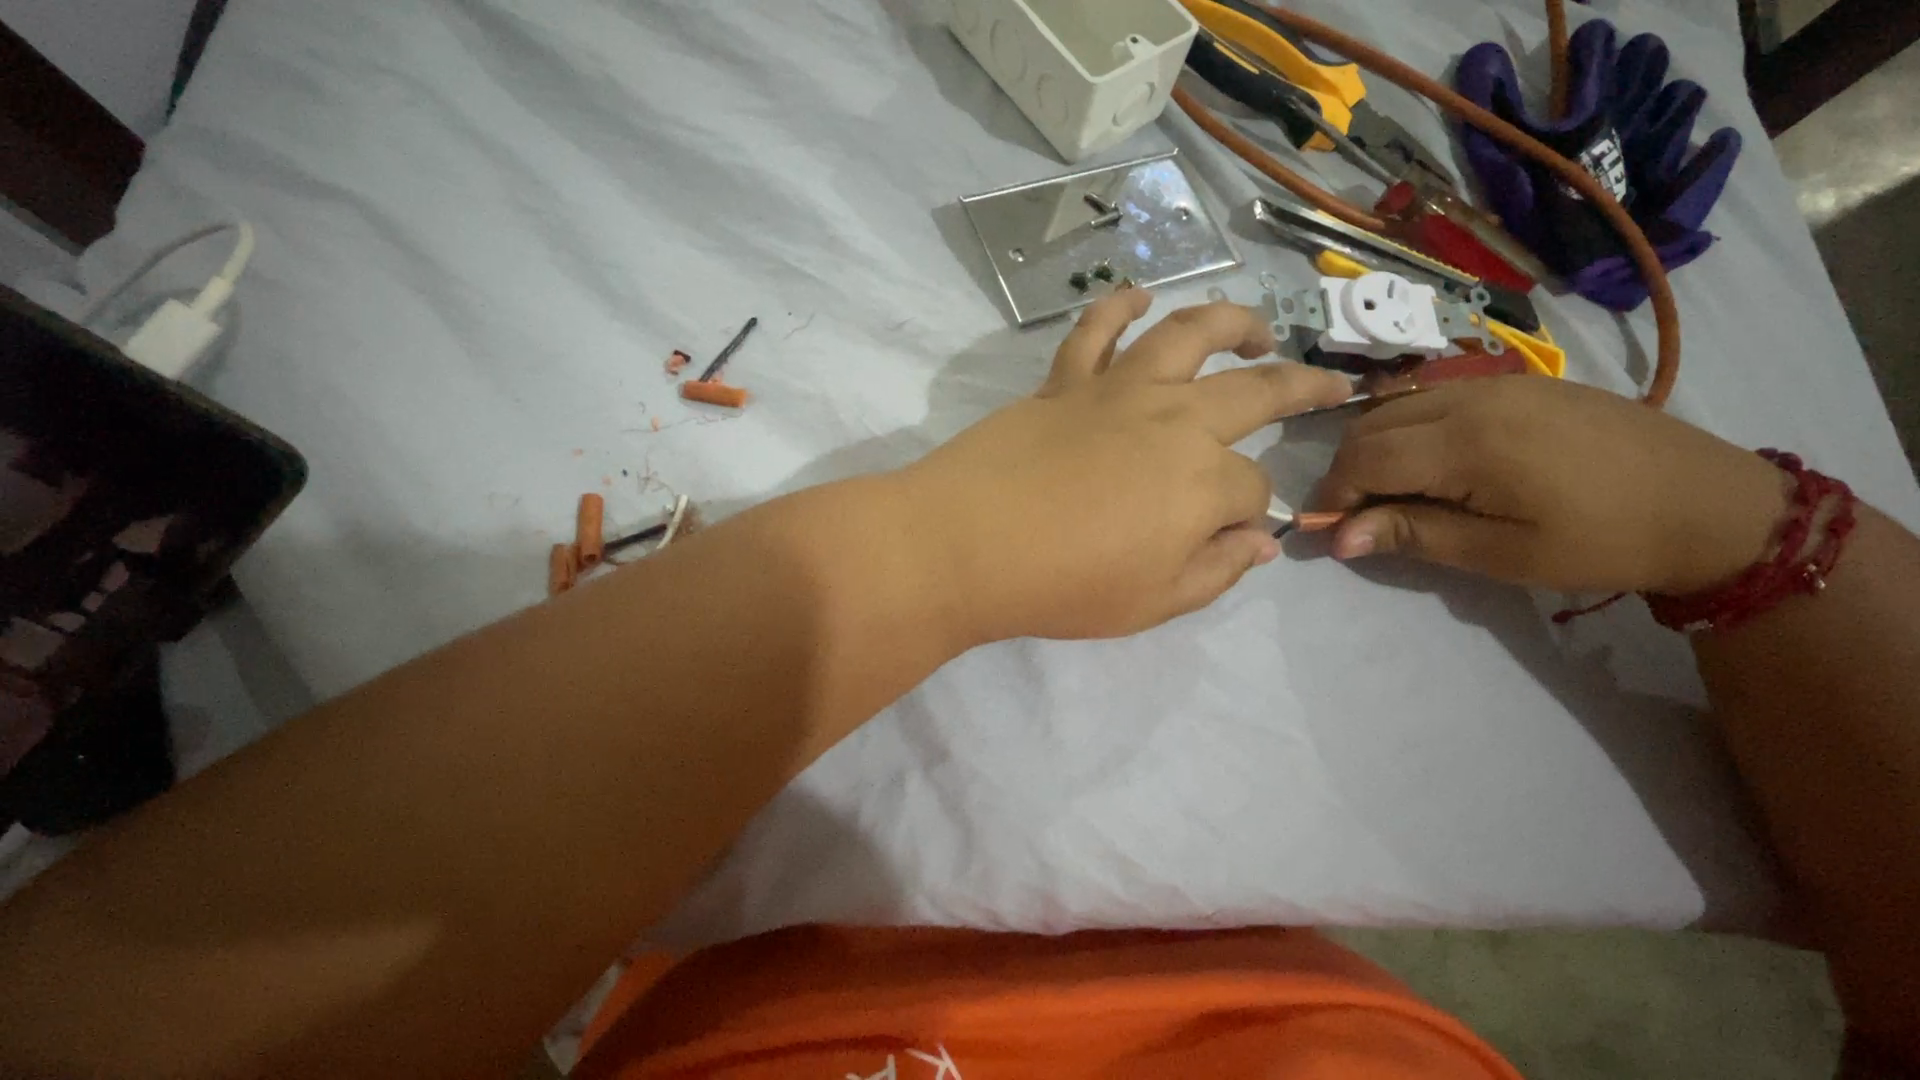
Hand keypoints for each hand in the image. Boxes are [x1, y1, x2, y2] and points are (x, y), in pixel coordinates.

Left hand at [901, 290, 1351, 642]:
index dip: (1253, 512)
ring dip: (1231, 322)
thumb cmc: (1063, 586)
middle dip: (1299, 387)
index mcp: (1205, 481)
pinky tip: (1137, 297)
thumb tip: (1262, 541)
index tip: (1237, 532)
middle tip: (1327, 385)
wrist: (966, 544)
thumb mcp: (1155, 602)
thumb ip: (1217, 569)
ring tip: (1254, 328)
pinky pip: (1095, 331)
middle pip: (1254, 392)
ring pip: (1187, 335)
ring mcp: (1118, 392)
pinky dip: (1117, 308)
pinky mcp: (1064, 381)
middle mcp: (1175, 420)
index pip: (1253, 488)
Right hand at [1313, 376, 1790, 593]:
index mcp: (1468, 442)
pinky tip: (1434, 463)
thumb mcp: (1503, 553)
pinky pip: (1437, 395)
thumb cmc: (1603, 541)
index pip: (1364, 457)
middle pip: (1372, 424)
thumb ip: (1415, 534)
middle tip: (1358, 517)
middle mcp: (1472, 397)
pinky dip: (1412, 427)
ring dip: (1377, 446)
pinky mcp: (1519, 382)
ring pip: (1400, 404)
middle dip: (1348, 470)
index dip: (1334, 494)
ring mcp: (1497, 382)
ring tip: (1393, 493)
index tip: (1328, 531)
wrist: (1711, 503)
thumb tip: (1337, 537)